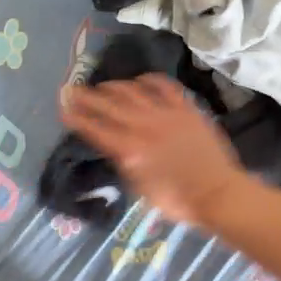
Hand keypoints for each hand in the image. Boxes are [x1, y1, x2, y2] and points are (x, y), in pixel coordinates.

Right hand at [60, 74, 249, 227]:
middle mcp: (143, 126)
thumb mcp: (140, 189)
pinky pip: (164, 86)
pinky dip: (148, 80)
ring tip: (102, 86)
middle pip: (107, 105)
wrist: (217, 193)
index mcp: (129, 150)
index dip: (76, 118)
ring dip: (113, 86)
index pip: (94, 128)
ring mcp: (165, 114)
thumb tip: (115, 148)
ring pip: (132, 91)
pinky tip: (139, 80)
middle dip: (86, 97)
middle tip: (71, 90)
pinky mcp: (185, 108)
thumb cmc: (177, 200)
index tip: (63, 110)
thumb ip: (124, 164)